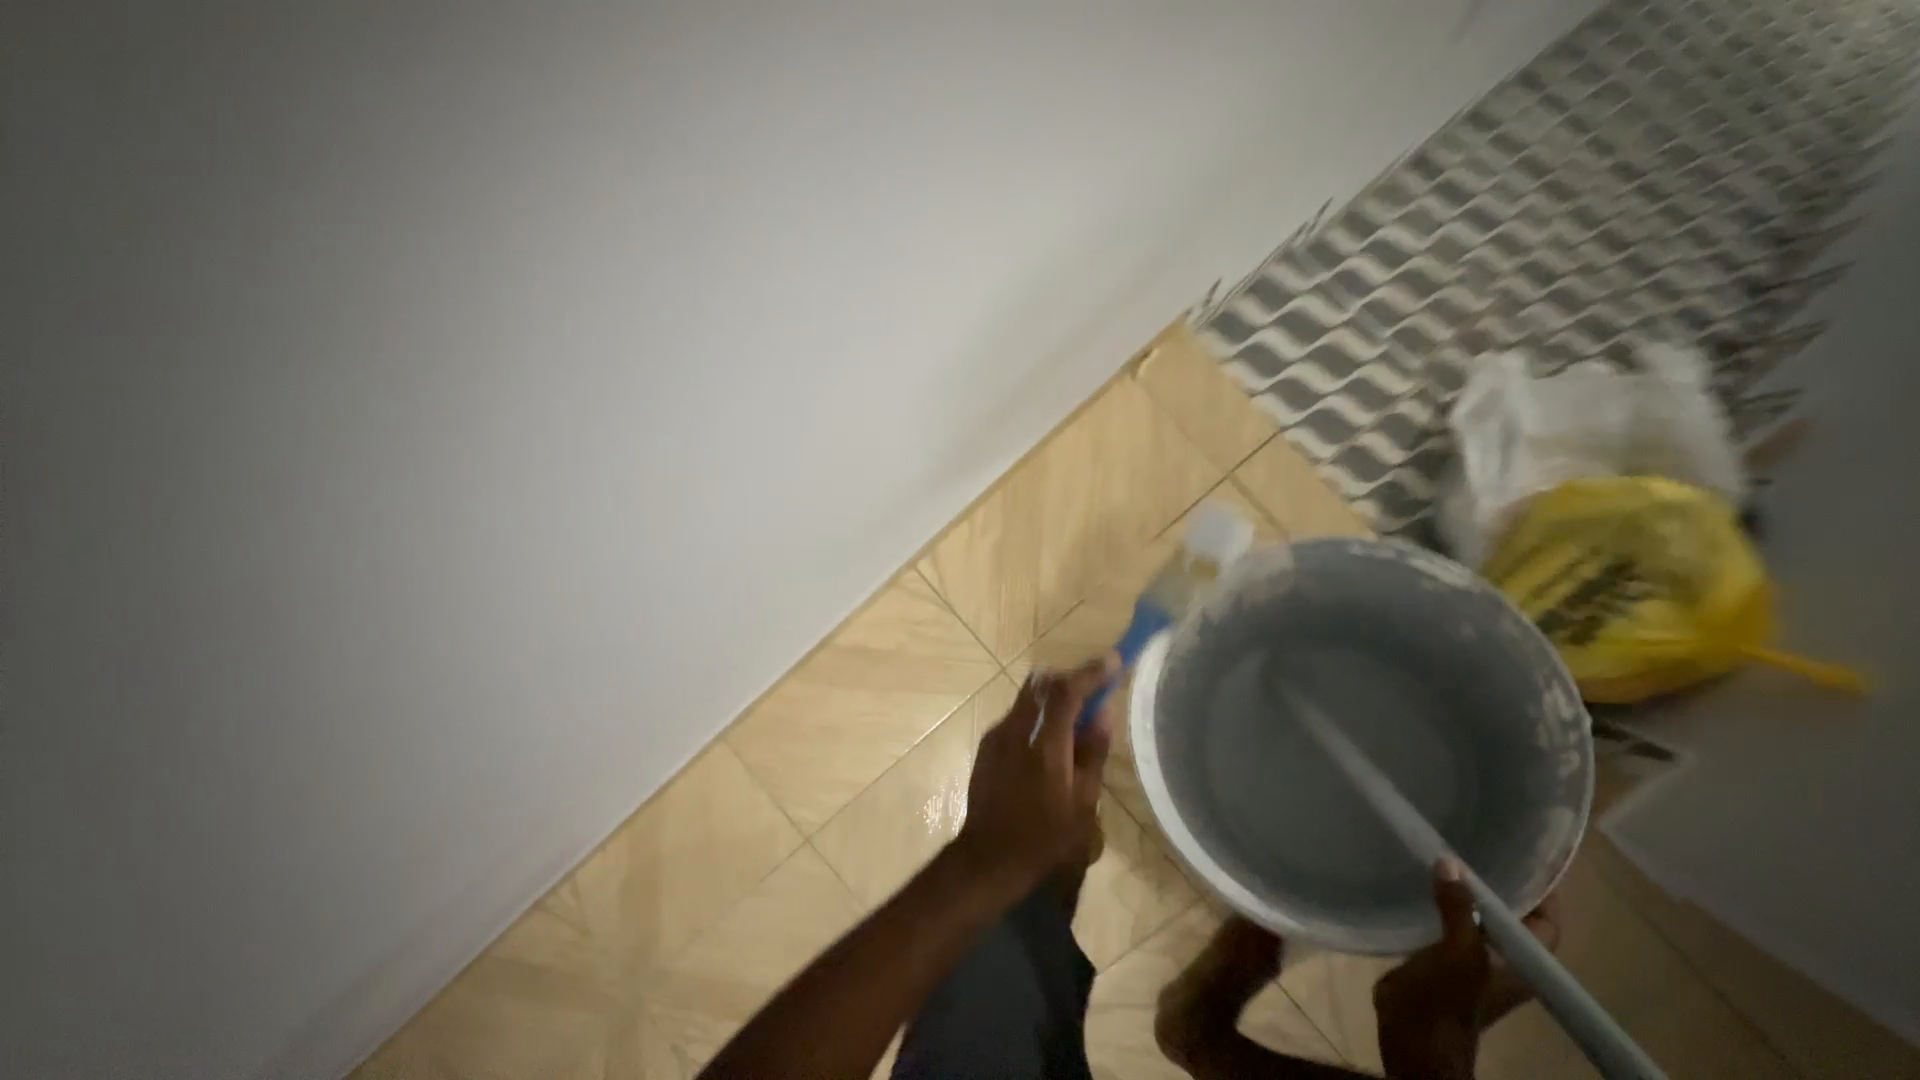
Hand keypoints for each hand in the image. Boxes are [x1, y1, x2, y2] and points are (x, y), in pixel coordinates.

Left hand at [953, 656, 1116, 890]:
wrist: (988, 858)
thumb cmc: (1045, 839)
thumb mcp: (1082, 804)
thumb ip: (1093, 753)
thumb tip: (1103, 712)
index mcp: (1045, 747)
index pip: (1067, 693)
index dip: (1091, 672)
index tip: (1113, 661)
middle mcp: (1016, 732)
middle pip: (1042, 686)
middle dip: (1070, 680)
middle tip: (1095, 688)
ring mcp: (996, 737)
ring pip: (1027, 700)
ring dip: (1052, 699)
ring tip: (1074, 720)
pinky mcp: (986, 746)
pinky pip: (1016, 718)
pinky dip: (1036, 717)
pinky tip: (1048, 743)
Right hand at [1373, 859, 1562, 1078]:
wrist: (1414, 1037)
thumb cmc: (1448, 998)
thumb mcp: (1458, 951)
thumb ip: (1457, 907)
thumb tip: (1449, 861)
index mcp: (1527, 963)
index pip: (1546, 919)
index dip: (1542, 888)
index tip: (1525, 851)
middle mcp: (1507, 959)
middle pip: (1512, 914)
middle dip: (1498, 882)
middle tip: (1480, 842)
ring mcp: (1475, 960)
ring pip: (1478, 917)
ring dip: (1466, 891)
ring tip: (1449, 853)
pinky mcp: (1445, 960)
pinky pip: (1451, 922)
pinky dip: (1443, 902)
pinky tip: (1425, 880)